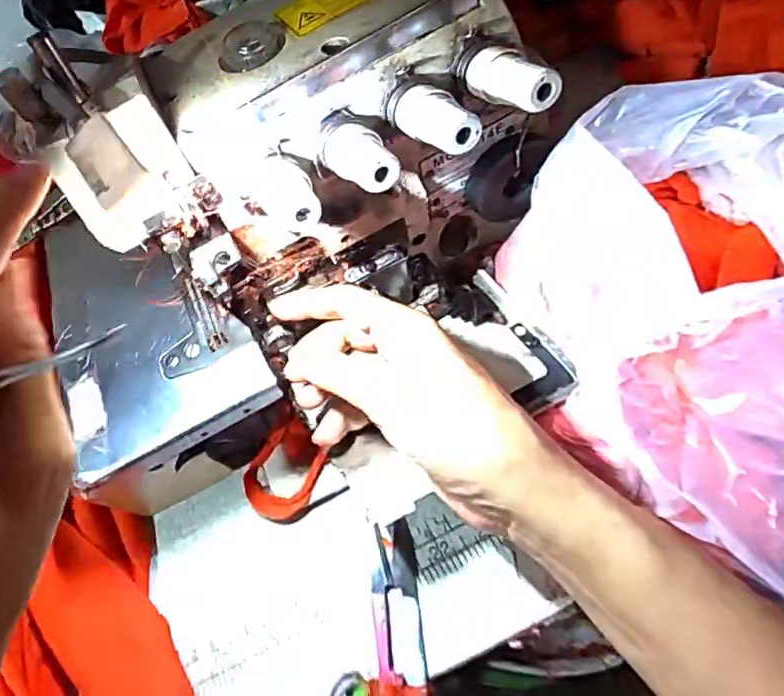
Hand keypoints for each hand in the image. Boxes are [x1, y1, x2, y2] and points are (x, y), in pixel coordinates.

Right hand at [270, 285, 558, 533]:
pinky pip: (364, 400)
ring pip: (350, 373)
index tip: (277, 311)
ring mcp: (406, 380)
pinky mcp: (408, 410)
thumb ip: (338, 371)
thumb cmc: (460, 428)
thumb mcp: (387, 394)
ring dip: (328, 391)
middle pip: (344, 340)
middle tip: (299, 385)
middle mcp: (404, 348)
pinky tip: (335, 432)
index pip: (347, 302)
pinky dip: (346, 413)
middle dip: (315, 360)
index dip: (309, 304)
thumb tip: (302, 358)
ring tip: (315, 411)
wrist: (506, 480)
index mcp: (404, 329)